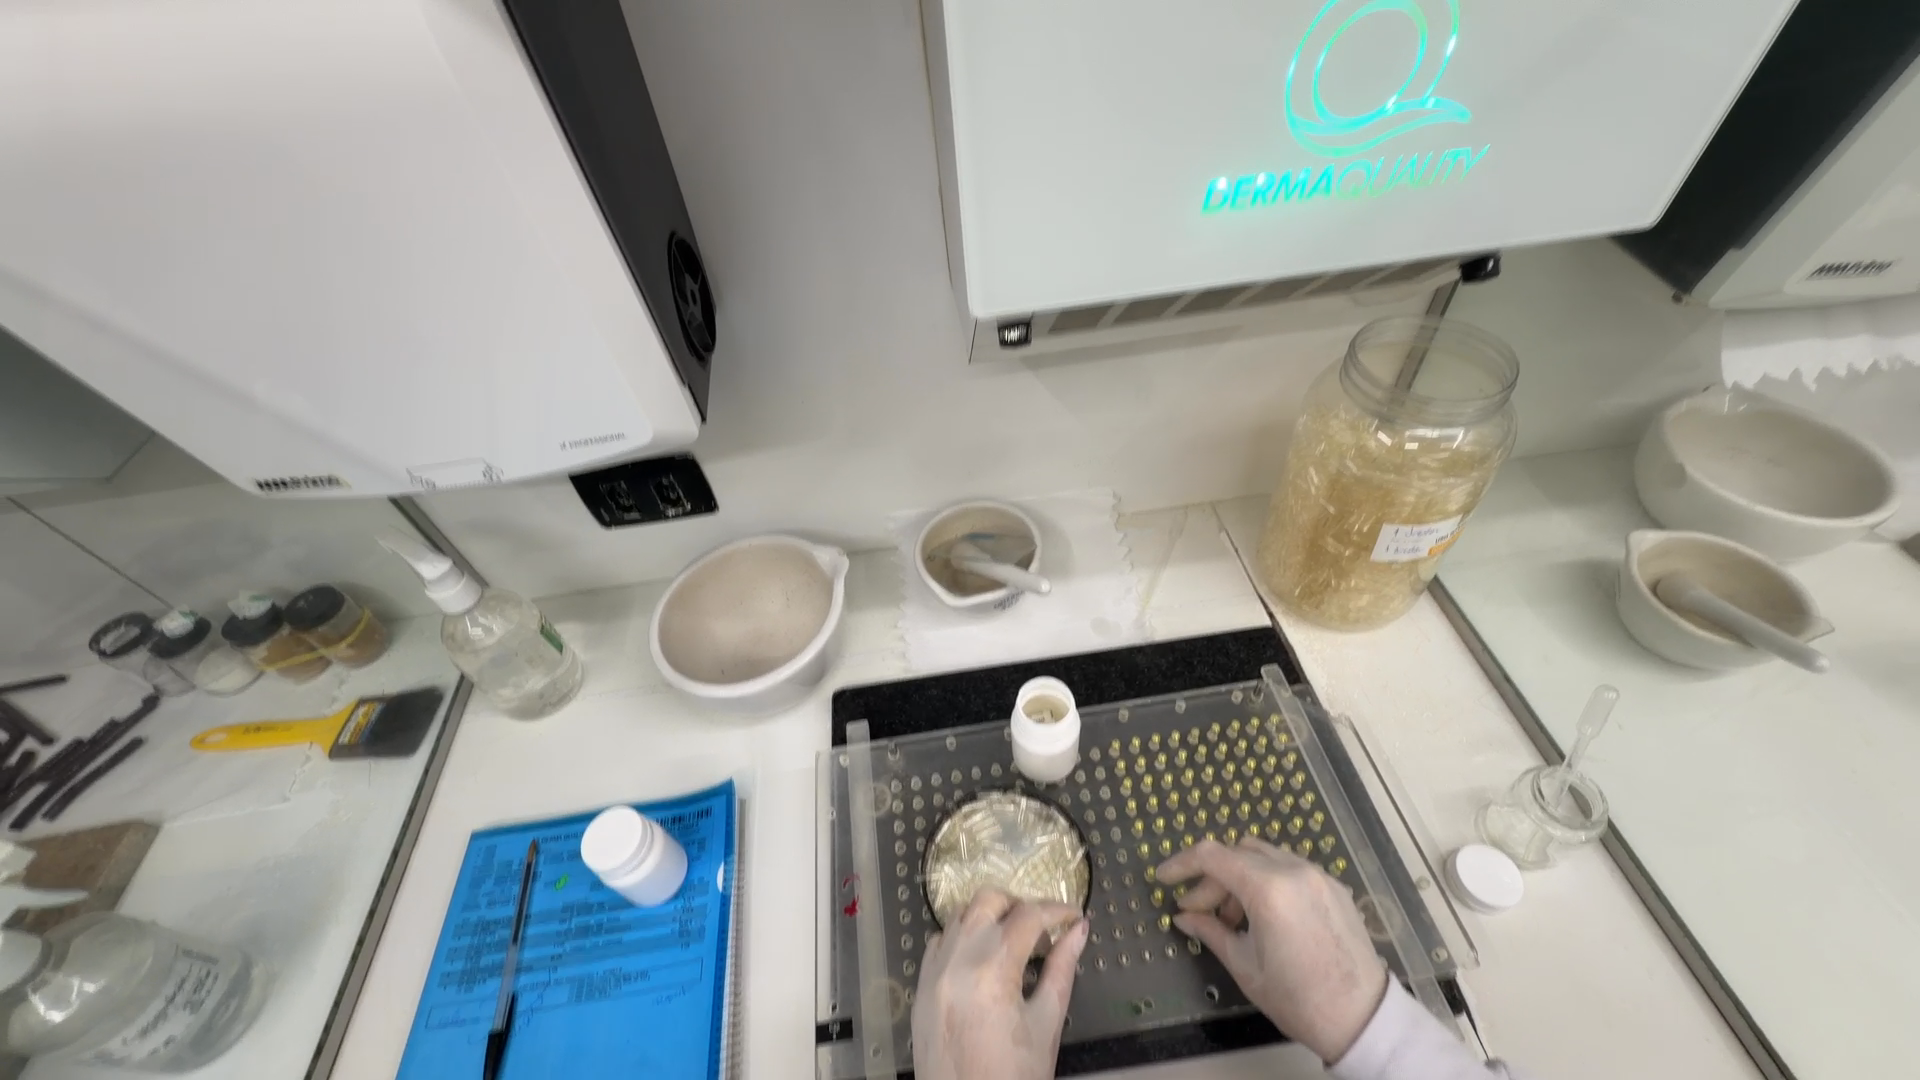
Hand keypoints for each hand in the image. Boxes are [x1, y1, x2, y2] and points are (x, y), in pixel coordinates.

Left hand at [911, 888, 1089, 1079]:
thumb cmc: (1014, 1076)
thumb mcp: (1046, 1024)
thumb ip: (1062, 969)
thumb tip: (1079, 929)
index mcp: (992, 967)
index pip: (1028, 916)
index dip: (1055, 910)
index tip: (1072, 916)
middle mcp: (957, 957)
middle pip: (988, 900)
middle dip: (1018, 906)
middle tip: (1041, 930)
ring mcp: (933, 969)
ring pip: (961, 914)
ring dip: (988, 917)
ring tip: (1012, 943)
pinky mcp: (920, 984)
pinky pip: (940, 939)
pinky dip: (961, 936)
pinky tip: (980, 958)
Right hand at [1155, 838, 1386, 1062]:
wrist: (1365, 1021)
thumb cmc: (1298, 998)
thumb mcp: (1244, 965)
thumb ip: (1210, 931)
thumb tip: (1183, 918)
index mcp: (1268, 888)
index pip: (1211, 856)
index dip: (1182, 863)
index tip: (1163, 879)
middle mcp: (1292, 870)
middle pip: (1236, 854)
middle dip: (1211, 878)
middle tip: (1198, 912)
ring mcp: (1316, 875)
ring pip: (1262, 855)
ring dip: (1238, 877)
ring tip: (1233, 917)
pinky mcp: (1333, 886)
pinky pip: (1288, 867)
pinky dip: (1266, 879)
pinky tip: (1264, 914)